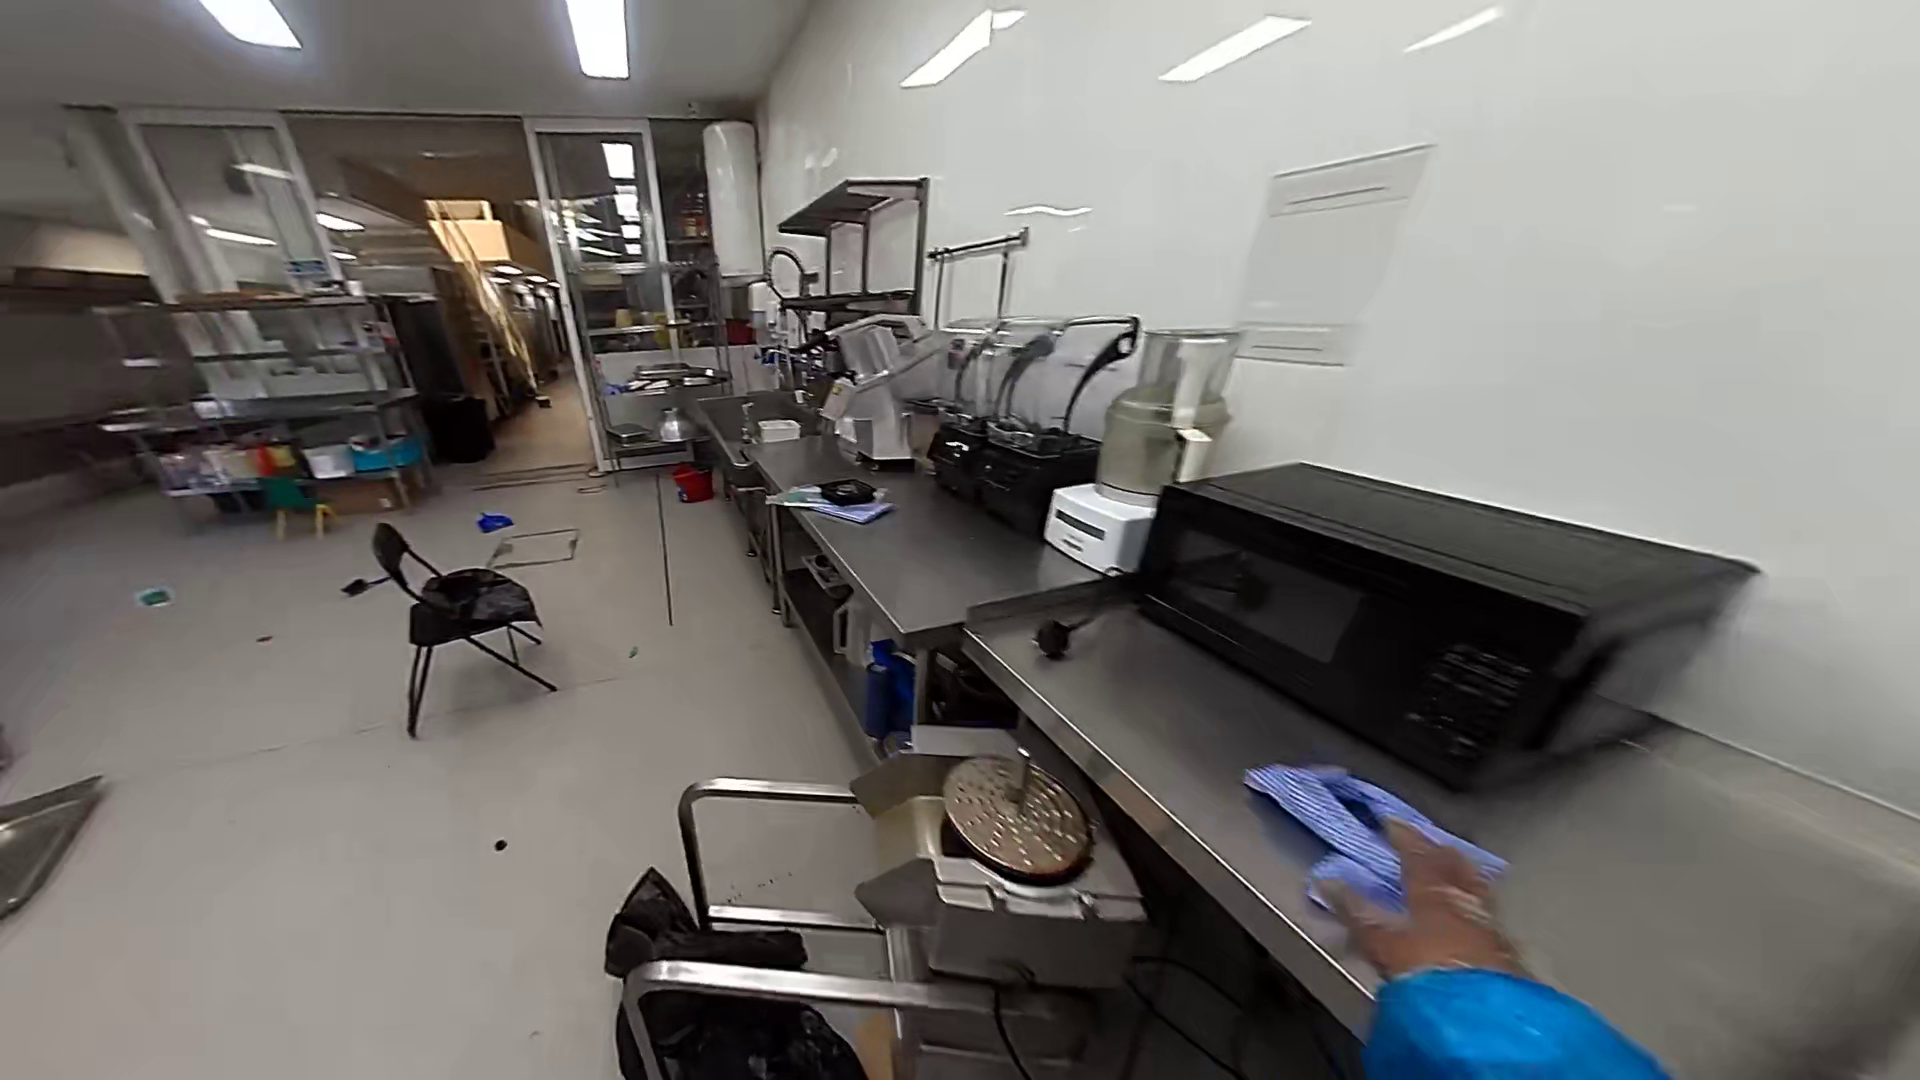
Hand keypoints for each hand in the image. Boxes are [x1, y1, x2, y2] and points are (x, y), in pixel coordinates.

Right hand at [1326, 819, 1528, 979]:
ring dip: (1465, 878)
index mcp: (1433, 894)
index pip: (1418, 858)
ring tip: (1458, 869)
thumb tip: (1328, 882)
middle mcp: (1466, 905)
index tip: (1392, 821)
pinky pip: (1491, 919)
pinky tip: (1477, 915)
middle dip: (1442, 854)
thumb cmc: (1428, 972)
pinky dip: (1479, 908)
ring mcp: (1493, 932)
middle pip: (1456, 871)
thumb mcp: (1382, 943)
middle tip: (1433, 841)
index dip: (1405, 838)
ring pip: (1478, 893)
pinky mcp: (1511, 961)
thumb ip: (1357, 913)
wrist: (1489, 1024)